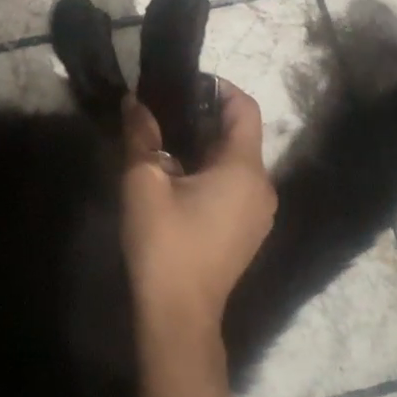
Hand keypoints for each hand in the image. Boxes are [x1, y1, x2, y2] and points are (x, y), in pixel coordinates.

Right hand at [121, 80, 276, 327]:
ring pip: (234, 162)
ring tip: (161, 143)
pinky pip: (233, 186)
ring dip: (202, 145)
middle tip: (159, 111)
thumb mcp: (143, 181)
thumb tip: (134, 101)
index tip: (180, 82)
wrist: (178, 314)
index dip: (217, 87)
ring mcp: (258, 213)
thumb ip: (141, 134)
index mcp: (244, 169)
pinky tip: (174, 179)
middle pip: (239, 135)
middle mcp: (262, 187)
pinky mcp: (246, 232)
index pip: (245, 108)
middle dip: (201, 116)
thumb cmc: (164, 241)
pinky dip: (208, 171)